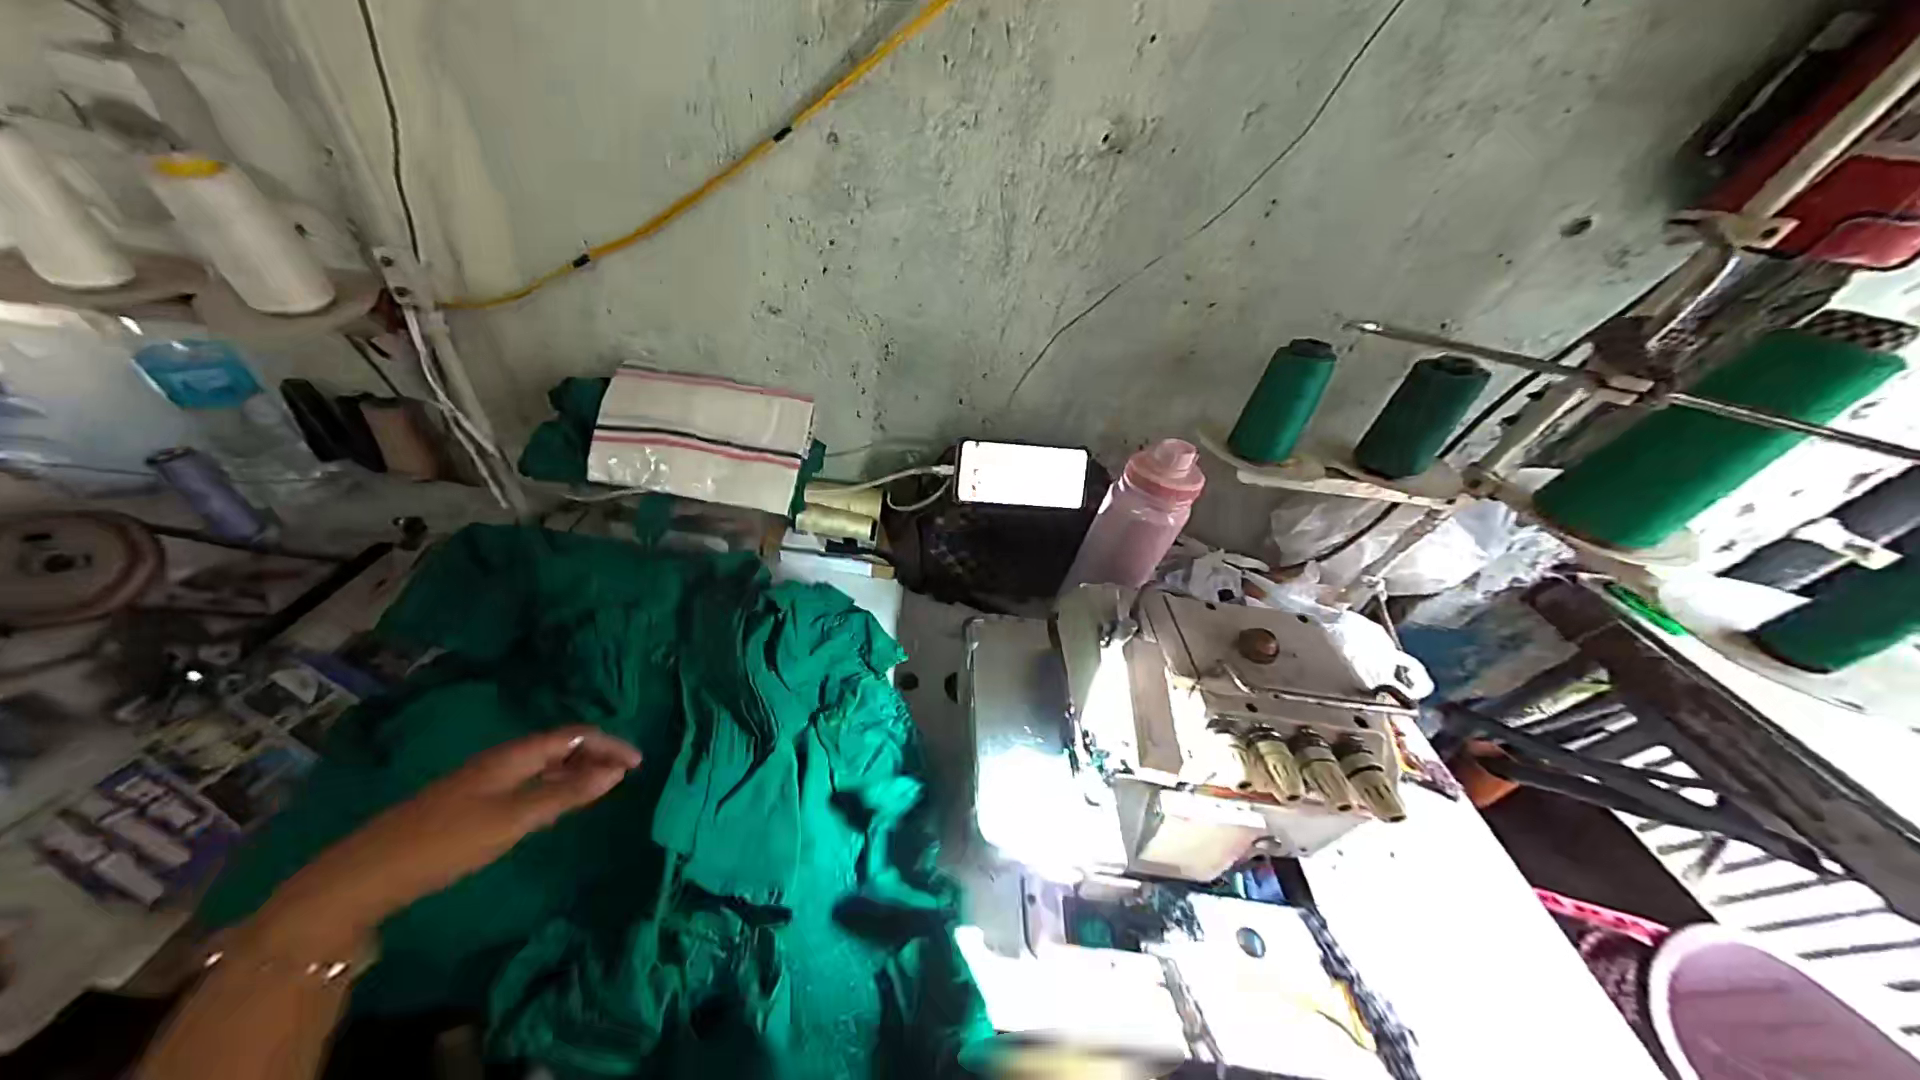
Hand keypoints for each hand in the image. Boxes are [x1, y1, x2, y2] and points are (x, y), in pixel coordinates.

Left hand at [249, 726, 640, 955]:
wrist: (366, 876)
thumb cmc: (446, 841)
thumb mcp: (514, 819)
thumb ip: (566, 795)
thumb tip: (616, 771)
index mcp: (512, 756)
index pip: (573, 736)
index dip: (609, 744)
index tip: (639, 763)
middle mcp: (501, 761)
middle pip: (560, 747)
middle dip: (596, 754)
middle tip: (627, 774)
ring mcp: (485, 782)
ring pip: (544, 766)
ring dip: (577, 771)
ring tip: (605, 785)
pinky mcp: (473, 805)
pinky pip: (529, 784)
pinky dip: (555, 788)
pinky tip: (559, 805)